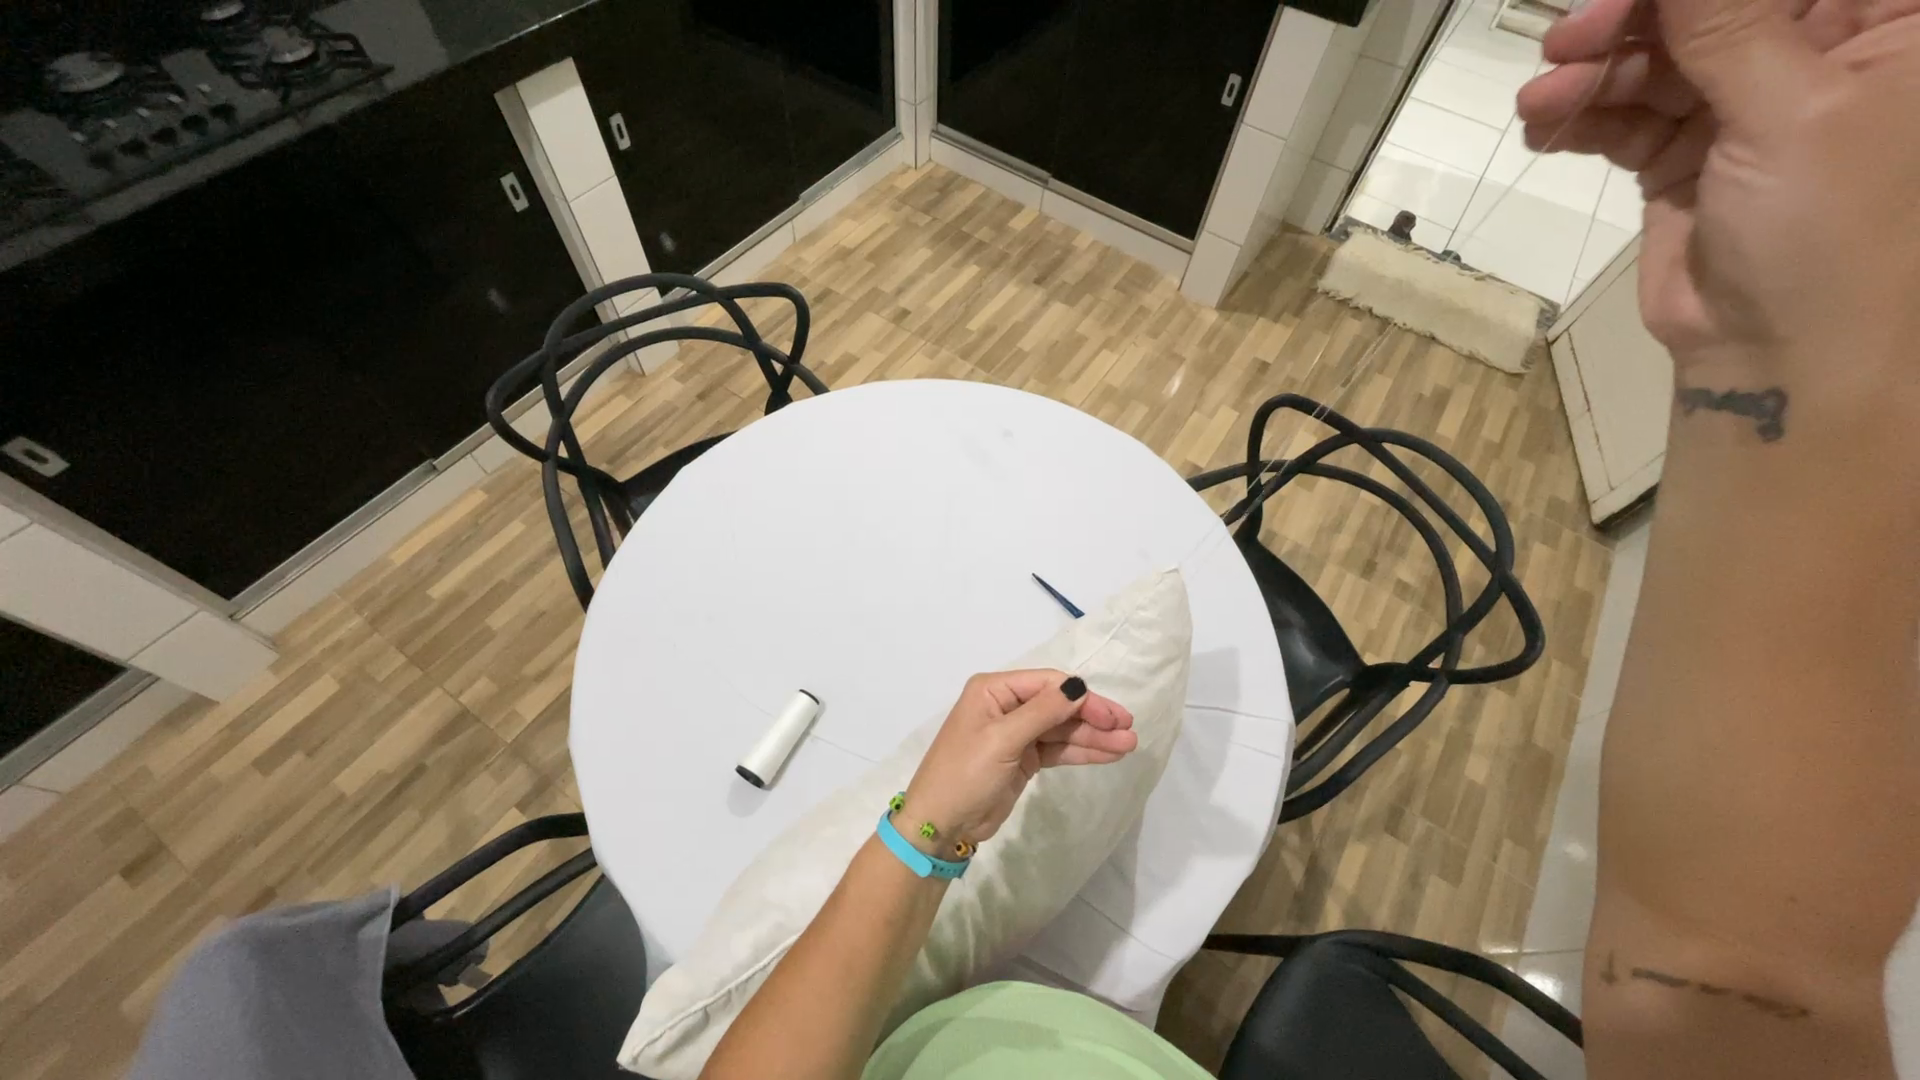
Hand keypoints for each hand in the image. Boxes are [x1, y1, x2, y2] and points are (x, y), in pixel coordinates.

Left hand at [899, 670, 1135, 851]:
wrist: (940, 824)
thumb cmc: (964, 773)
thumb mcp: (1002, 740)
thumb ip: (1043, 713)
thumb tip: (1078, 686)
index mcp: (993, 690)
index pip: (1048, 684)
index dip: (1082, 697)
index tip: (1113, 715)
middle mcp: (1005, 706)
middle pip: (1059, 705)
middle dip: (1093, 717)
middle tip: (1129, 730)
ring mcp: (1015, 733)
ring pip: (1062, 729)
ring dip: (1094, 737)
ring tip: (1129, 745)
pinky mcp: (1023, 759)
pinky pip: (1057, 749)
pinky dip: (1081, 752)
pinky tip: (1109, 755)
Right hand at [1516, 0, 1919, 391]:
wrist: (1771, 348)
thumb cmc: (1827, 225)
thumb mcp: (1791, 111)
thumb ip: (1730, 28)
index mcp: (1893, 19)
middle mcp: (1819, 52)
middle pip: (1710, 13)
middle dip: (1633, 24)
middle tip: (1562, 46)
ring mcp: (1743, 108)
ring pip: (1658, 65)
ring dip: (1592, 80)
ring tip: (1538, 103)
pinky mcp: (1683, 158)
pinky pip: (1626, 122)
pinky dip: (1583, 123)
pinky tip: (1547, 130)